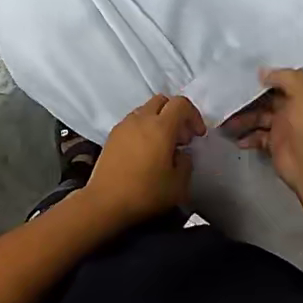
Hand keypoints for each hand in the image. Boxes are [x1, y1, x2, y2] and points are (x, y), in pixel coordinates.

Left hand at [78, 95, 205, 223]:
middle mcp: (140, 120)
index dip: (194, 115)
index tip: (197, 135)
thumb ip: (186, 163)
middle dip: (176, 113)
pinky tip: (145, 150)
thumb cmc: (145, 193)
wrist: (105, 201)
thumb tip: (181, 153)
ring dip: (158, 120)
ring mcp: (123, 125)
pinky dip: (143, 127)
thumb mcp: (178, 185)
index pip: (180, 104)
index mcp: (160, 127)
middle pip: (162, 101)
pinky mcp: (111, 135)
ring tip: (163, 145)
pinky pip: (132, 121)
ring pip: (145, 110)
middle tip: (181, 137)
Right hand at [223, 68, 302, 191]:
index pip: (279, 80)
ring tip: (224, 121)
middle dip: (245, 98)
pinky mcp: (274, 144)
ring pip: (257, 117)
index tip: (239, 71)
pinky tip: (236, 139)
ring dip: (241, 119)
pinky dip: (246, 137)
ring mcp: (282, 127)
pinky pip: (256, 136)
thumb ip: (285, 77)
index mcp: (301, 94)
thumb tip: (262, 71)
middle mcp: (291, 108)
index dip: (262, 76)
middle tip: (224, 96)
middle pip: (264, 99)